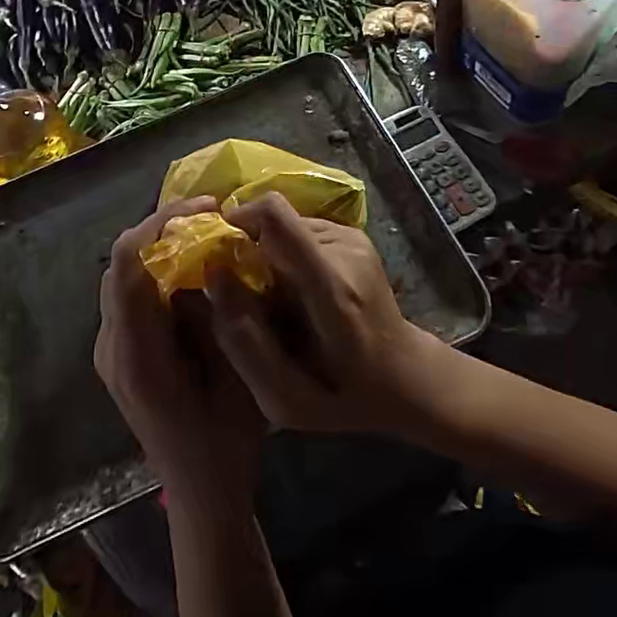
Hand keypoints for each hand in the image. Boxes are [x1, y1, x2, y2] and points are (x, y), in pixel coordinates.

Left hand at [95, 197, 262, 497]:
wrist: (201, 492)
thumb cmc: (225, 440)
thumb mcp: (234, 374)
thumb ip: (213, 315)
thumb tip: (204, 259)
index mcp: (135, 353)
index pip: (127, 266)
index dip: (161, 223)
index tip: (207, 208)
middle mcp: (111, 346)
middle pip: (121, 265)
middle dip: (163, 229)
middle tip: (212, 217)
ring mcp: (112, 351)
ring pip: (124, 278)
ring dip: (161, 249)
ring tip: (206, 235)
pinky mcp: (122, 354)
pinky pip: (133, 297)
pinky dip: (160, 273)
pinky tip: (195, 272)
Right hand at [207, 193, 443, 435]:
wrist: (403, 375)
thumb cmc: (343, 396)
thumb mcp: (287, 399)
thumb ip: (244, 340)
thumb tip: (213, 276)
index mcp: (331, 288)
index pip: (276, 217)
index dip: (236, 222)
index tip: (217, 254)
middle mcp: (344, 250)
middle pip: (275, 221)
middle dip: (247, 248)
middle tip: (242, 291)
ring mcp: (353, 238)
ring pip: (286, 225)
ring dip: (267, 254)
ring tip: (271, 297)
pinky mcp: (354, 236)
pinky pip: (301, 231)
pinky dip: (285, 255)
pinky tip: (292, 291)